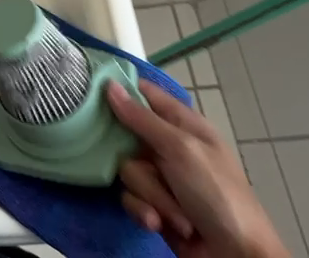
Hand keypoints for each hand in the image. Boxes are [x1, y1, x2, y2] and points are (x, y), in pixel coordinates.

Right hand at [106, 79, 290, 257]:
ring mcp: (161, 177)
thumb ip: (142, 119)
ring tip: (174, 213)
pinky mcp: (154, 205)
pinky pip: (130, 197)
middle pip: (126, 136)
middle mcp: (168, 146)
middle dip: (137, 161)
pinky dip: (145, 212)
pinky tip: (159, 224)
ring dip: (150, 195)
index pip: (144, 93)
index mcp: (181, 123)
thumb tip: (109, 84)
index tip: (92, 95)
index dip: (120, 91)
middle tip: (147, 167)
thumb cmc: (216, 194)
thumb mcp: (181, 150)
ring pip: (128, 170)